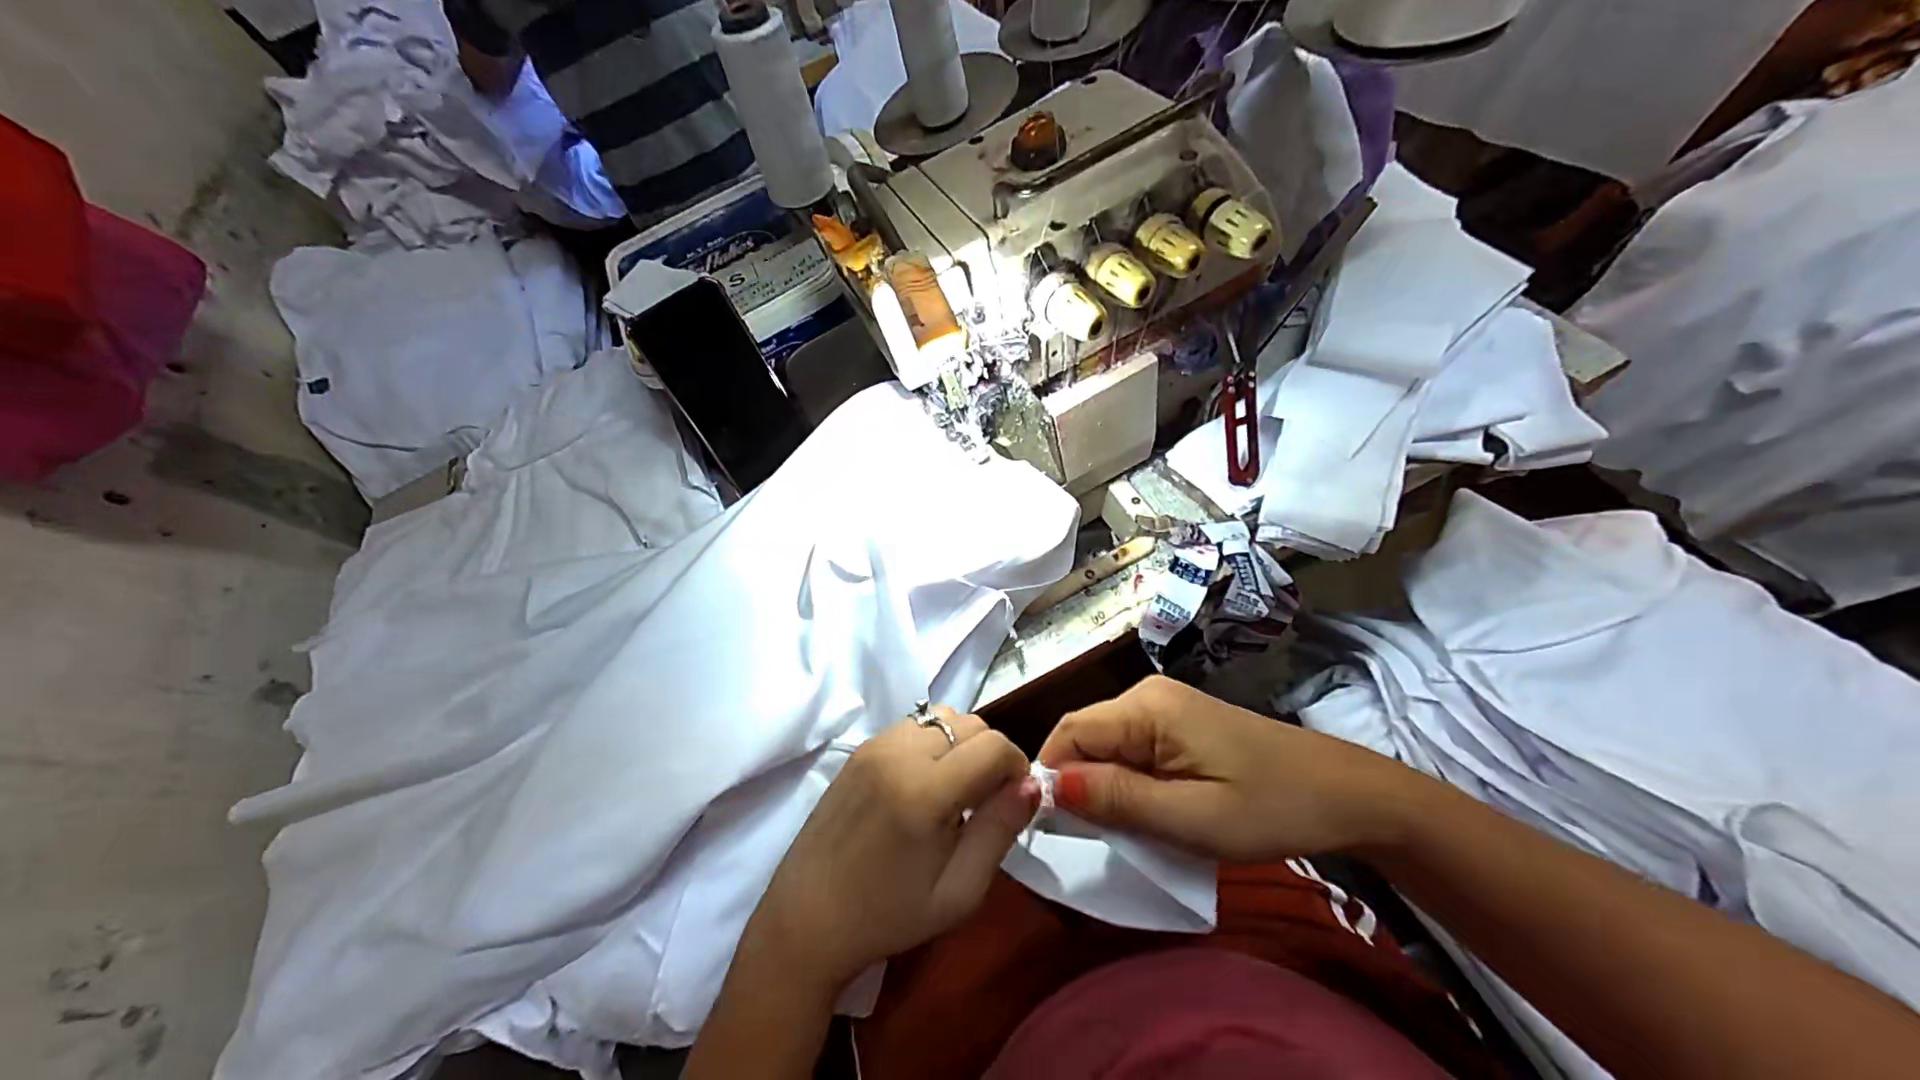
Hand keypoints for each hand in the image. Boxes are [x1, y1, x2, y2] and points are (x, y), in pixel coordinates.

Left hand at [742, 707, 1036, 994]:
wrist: (807, 918)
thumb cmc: (889, 914)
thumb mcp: (959, 891)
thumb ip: (1000, 829)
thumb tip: (1031, 783)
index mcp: (924, 790)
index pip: (994, 745)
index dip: (1016, 768)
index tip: (1012, 803)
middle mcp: (899, 753)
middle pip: (971, 724)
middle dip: (991, 755)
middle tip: (983, 802)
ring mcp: (874, 746)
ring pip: (942, 716)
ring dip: (961, 744)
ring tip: (953, 791)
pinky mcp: (859, 749)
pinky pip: (913, 725)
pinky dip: (932, 742)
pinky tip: (923, 784)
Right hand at [1038, 675, 1431, 861]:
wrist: (1347, 795)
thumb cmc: (1272, 809)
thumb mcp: (1192, 819)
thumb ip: (1118, 799)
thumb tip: (1048, 785)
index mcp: (1147, 708)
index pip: (1069, 732)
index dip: (1049, 777)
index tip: (1052, 830)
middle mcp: (1147, 695)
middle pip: (1084, 736)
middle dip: (1077, 785)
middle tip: (1091, 839)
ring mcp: (1164, 706)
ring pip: (1105, 745)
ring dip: (1103, 787)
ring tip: (1120, 830)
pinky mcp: (1178, 723)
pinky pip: (1131, 749)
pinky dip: (1126, 782)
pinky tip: (1146, 811)